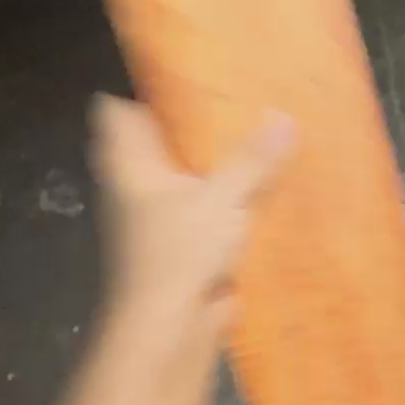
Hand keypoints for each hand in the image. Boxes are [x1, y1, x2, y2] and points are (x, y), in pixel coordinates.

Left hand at [88, 94, 292, 352]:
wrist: (173, 325)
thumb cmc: (180, 252)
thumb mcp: (224, 198)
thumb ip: (253, 161)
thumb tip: (285, 117)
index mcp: (130, 166)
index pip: (119, 112)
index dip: (146, 92)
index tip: (190, 80)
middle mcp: (137, 189)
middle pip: (157, 146)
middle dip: (192, 131)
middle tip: (237, 110)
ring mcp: (159, 223)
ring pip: (185, 183)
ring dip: (215, 172)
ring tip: (259, 150)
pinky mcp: (186, 250)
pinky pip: (208, 216)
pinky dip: (229, 208)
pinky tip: (265, 201)